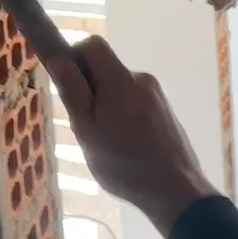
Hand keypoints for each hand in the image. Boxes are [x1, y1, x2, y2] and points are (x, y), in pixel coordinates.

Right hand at [41, 35, 219, 235]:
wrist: (178, 193)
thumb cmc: (125, 164)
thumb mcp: (88, 132)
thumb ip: (73, 93)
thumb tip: (59, 58)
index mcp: (120, 80)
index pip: (93, 45)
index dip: (75, 57)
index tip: (70, 87)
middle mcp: (141, 79)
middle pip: (105, 67)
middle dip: (90, 88)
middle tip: (86, 125)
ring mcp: (156, 95)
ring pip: (119, 87)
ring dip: (106, 105)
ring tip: (107, 142)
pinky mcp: (164, 110)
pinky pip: (134, 100)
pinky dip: (124, 115)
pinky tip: (127, 147)